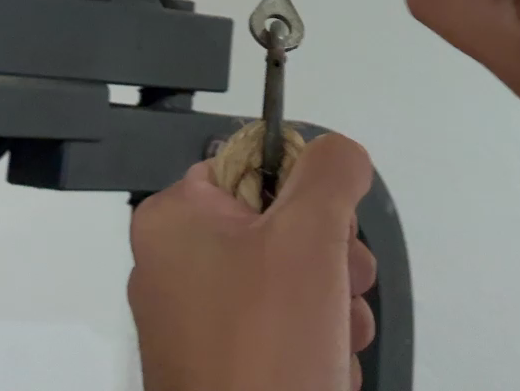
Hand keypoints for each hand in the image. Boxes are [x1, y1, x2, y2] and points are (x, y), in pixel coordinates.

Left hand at [128, 134, 378, 390]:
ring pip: (287, 278)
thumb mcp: (309, 236)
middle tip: (345, 282)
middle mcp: (175, 265)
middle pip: (276, 223)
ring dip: (332, 301)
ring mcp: (195, 322)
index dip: (301, 187)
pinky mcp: (220, 367)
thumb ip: (331, 172)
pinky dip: (313, 342)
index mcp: (175, 220)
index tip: (330, 222)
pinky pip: (278, 328)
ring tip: (341, 335)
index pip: (250, 164)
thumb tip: (339, 150)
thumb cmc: (266, 346)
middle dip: (329, 254)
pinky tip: (327, 367)